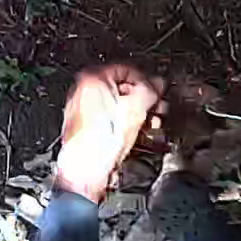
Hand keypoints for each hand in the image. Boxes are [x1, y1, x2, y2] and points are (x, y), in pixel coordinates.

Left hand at [52, 64, 163, 202]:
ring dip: (137, 113)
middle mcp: (83, 91)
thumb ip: (150, 91)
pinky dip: (124, 123)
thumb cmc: (101, 141)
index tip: (158, 91)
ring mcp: (82, 110)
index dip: (147, 81)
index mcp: (91, 79)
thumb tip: (157, 84)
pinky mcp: (85, 127)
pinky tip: (138, 133)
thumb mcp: (135, 109)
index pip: (126, 69)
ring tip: (152, 122)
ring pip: (116, 105)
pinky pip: (109, 118)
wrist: (85, 171)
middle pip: (121, 88)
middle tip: (158, 107)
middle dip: (143, 99)